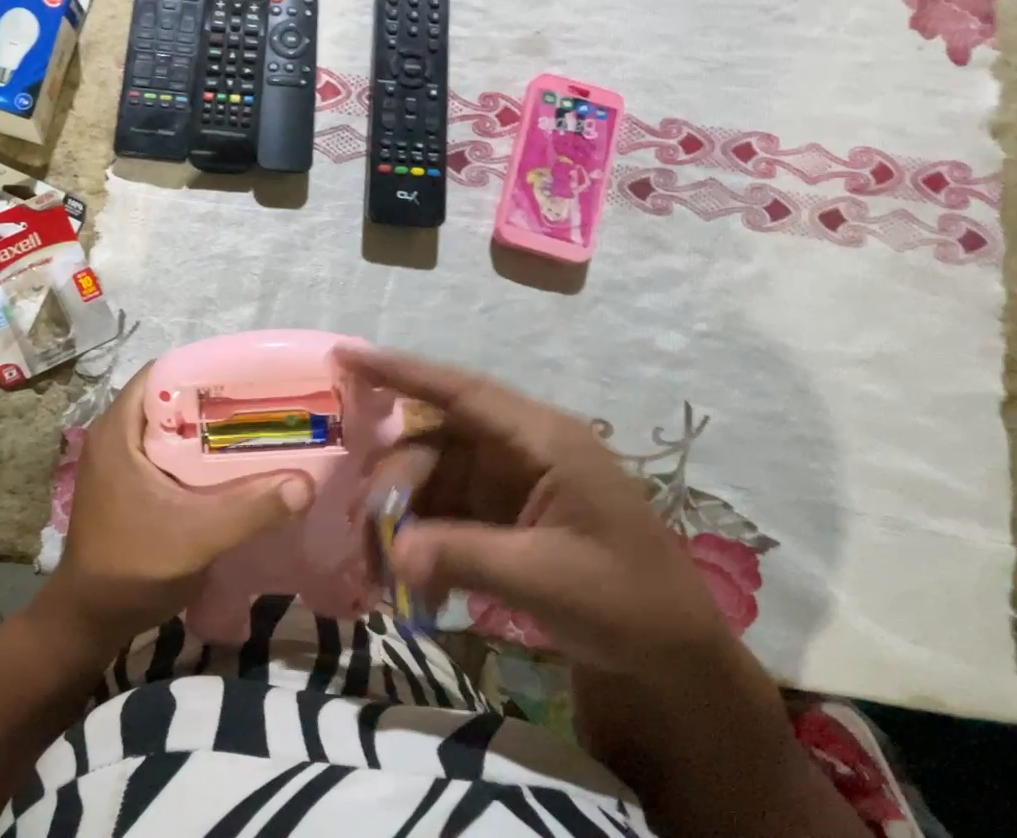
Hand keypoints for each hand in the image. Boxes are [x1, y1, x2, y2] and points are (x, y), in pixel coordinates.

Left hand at [32, 363, 315, 651]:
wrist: (91, 617)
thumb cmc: (133, 566)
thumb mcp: (197, 536)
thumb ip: (251, 508)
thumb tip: (307, 482)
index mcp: (118, 430)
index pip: (162, 374)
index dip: (208, 369)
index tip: (254, 377)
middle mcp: (116, 437)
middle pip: (171, 402)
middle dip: (219, 403)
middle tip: (270, 407)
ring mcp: (120, 464)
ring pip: (172, 432)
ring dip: (211, 435)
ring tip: (262, 435)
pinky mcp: (129, 487)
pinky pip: (170, 458)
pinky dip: (200, 460)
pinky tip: (237, 473)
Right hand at [335, 343, 729, 674]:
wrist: (672, 660)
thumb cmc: (626, 602)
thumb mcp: (546, 577)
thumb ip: (463, 555)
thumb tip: (392, 553)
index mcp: (543, 441)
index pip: (460, 392)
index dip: (400, 371)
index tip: (344, 356)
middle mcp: (519, 450)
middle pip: (431, 443)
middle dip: (393, 484)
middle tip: (368, 534)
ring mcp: (507, 484)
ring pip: (428, 479)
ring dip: (399, 519)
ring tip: (379, 568)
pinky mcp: (499, 517)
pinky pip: (440, 513)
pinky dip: (417, 541)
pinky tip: (405, 579)